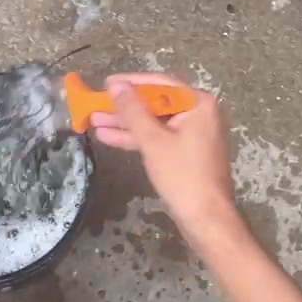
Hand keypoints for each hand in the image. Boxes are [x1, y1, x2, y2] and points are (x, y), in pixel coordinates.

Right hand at [88, 73, 237, 239]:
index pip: (161, 84)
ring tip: (94, 121)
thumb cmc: (182, 175)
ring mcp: (193, 134)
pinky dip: (137, 138)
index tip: (107, 83)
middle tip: (96, 104)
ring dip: (126, 123)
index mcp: (199, 104)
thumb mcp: (153, 141)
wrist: (206, 218)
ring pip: (155, 122)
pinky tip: (110, 137)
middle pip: (156, 103)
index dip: (132, 82)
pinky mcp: (186, 152)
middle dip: (125, 107)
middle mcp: (199, 114)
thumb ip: (133, 111)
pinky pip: (159, 138)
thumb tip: (117, 86)